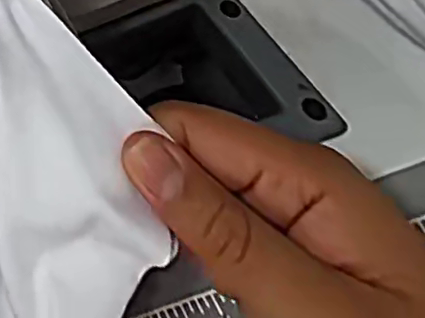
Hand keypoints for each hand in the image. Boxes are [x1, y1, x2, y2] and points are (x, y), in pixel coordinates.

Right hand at [124, 102, 424, 317]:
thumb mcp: (315, 306)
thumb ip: (226, 227)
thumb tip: (145, 152)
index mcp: (313, 176)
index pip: (188, 124)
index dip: (142, 150)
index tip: (108, 184)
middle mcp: (302, 187)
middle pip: (191, 153)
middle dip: (152, 182)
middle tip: (122, 224)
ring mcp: (294, 223)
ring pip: (199, 191)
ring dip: (166, 213)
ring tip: (145, 245)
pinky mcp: (287, 256)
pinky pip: (216, 225)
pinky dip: (186, 237)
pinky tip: (176, 257)